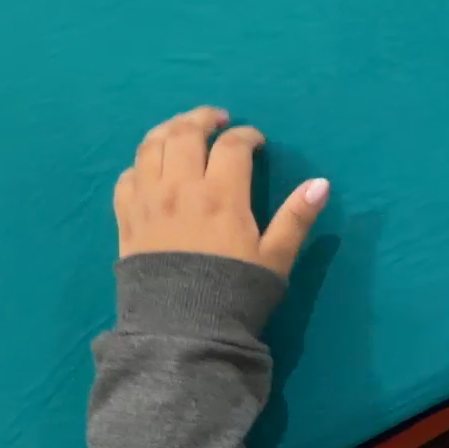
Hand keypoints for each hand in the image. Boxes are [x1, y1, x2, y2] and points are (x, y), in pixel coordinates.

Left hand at [114, 106, 328, 276]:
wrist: (184, 328)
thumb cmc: (236, 291)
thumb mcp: (276, 257)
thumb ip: (297, 217)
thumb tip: (321, 183)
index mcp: (221, 195)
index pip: (232, 147)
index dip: (247, 136)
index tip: (257, 141)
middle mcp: (180, 187)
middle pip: (185, 134)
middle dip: (204, 119)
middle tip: (218, 119)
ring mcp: (148, 200)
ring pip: (151, 146)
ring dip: (169, 130)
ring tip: (183, 129)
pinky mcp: (127, 218)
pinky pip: (127, 176)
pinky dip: (141, 163)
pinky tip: (152, 168)